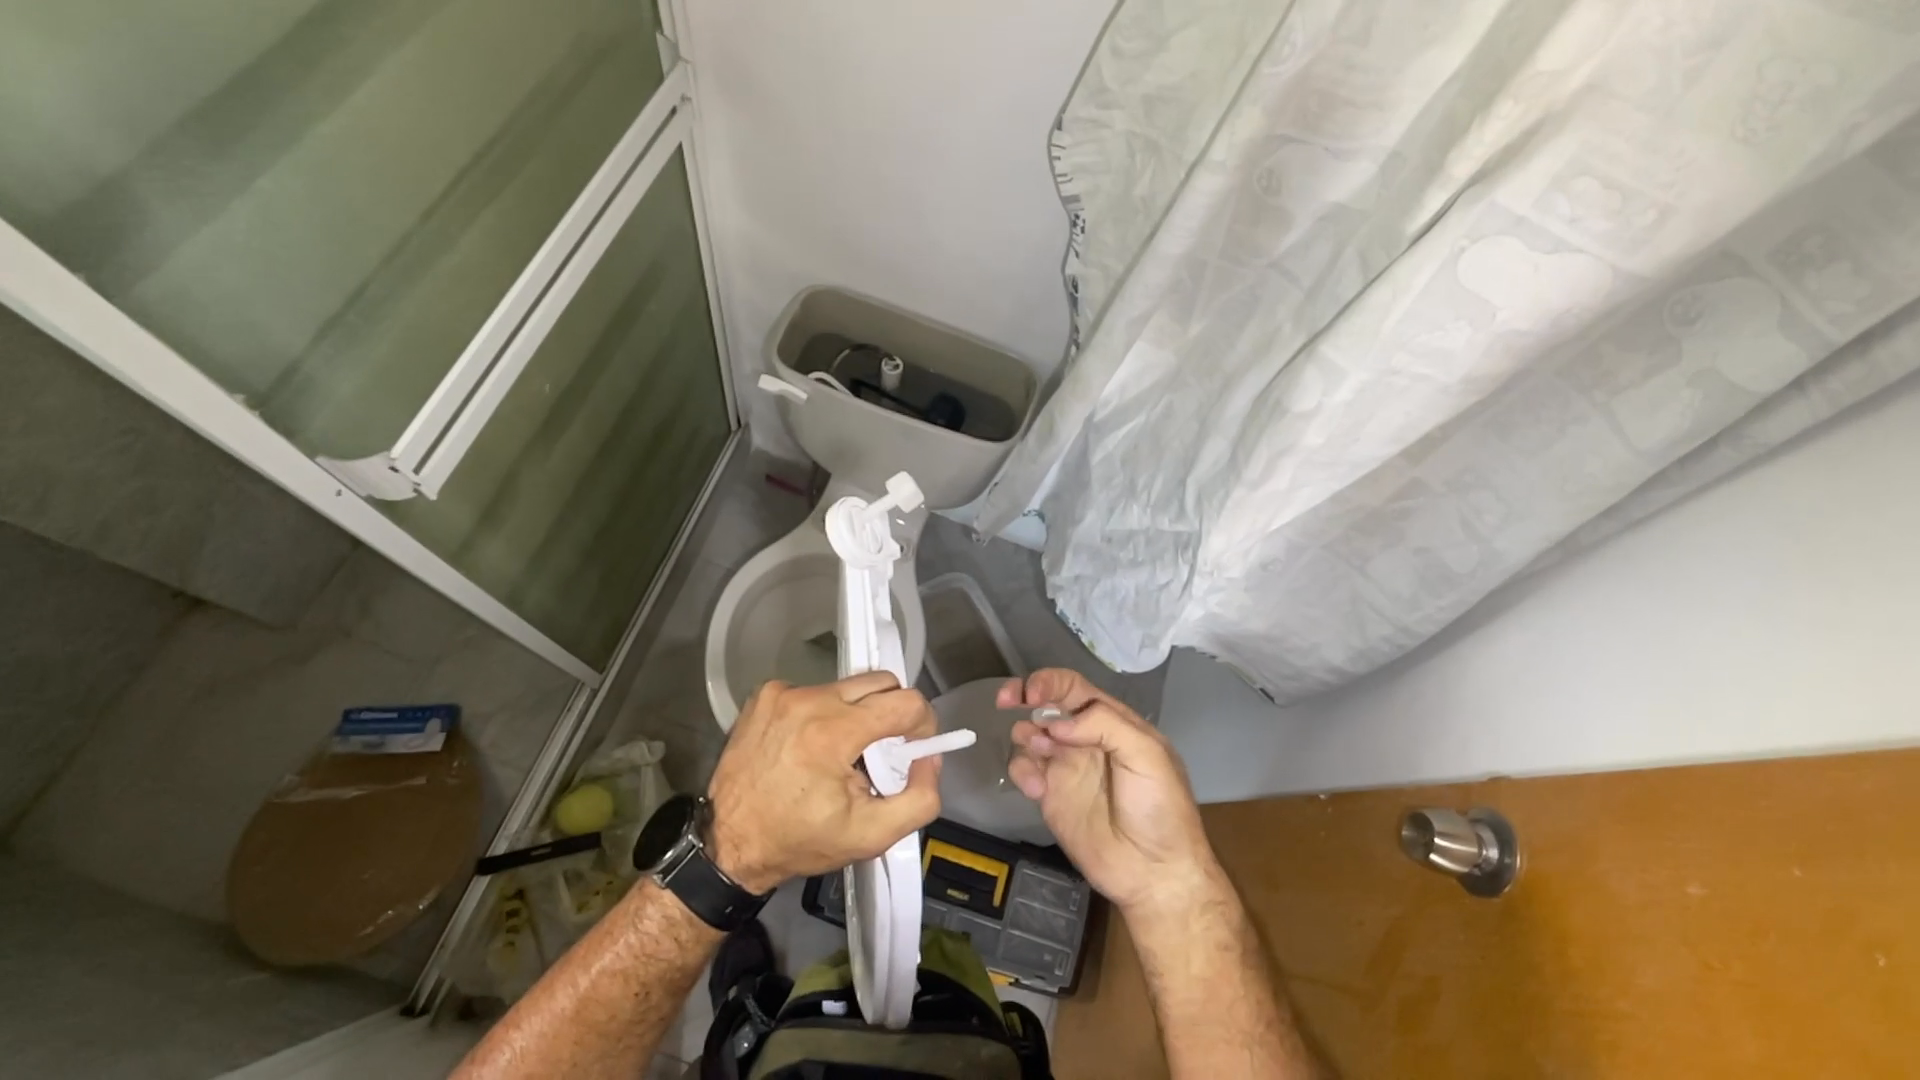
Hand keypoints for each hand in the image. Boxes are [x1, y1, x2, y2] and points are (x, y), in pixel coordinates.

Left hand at [707, 674, 941, 893]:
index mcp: (834, 731)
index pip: (906, 702)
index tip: (914, 748)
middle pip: (881, 683)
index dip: (922, 725)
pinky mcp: (765, 695)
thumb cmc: (799, 840)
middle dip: (892, 714)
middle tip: (883, 752)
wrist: (729, 843)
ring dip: (857, 713)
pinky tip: (810, 746)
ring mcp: (782, 693)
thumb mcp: (872, 835)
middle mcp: (808, 700)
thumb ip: (920, 798)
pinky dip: (823, 713)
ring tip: (842, 754)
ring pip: (848, 686)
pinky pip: (815, 691)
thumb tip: (929, 758)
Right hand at [1001, 669, 1220, 921]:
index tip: (1030, 692)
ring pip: (1029, 734)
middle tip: (1006, 701)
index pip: (1074, 688)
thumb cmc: (1160, 808)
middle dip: (1024, 696)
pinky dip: (1021, 771)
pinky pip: (1023, 770)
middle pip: (1046, 705)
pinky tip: (1035, 788)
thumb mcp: (1148, 754)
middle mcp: (1085, 739)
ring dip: (1026, 734)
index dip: (1049, 682)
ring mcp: (1065, 767)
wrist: (1153, 871)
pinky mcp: (1048, 796)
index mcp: (1112, 722)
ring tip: (1041, 753)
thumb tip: (1055, 724)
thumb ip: (1104, 724)